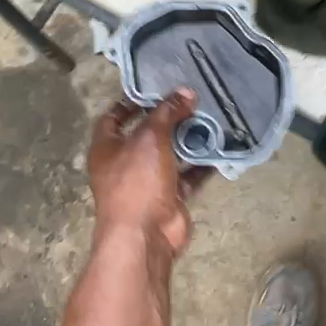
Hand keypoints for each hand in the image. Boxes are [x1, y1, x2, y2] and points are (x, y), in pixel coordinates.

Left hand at [87, 89, 210, 259]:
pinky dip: (200, 165)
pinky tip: (218, 149)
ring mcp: (146, 183)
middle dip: (168, 120)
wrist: (144, 235)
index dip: (131, 102)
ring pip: (169, 155)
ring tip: (209, 120)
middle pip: (147, 135)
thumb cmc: (136, 179)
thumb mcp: (150, 137)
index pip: (114, 117)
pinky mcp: (168, 199)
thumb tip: (185, 92)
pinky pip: (186, 177)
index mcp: (106, 147)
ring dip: (187, 141)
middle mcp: (124, 164)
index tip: (154, 89)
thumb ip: (168, 113)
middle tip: (192, 103)